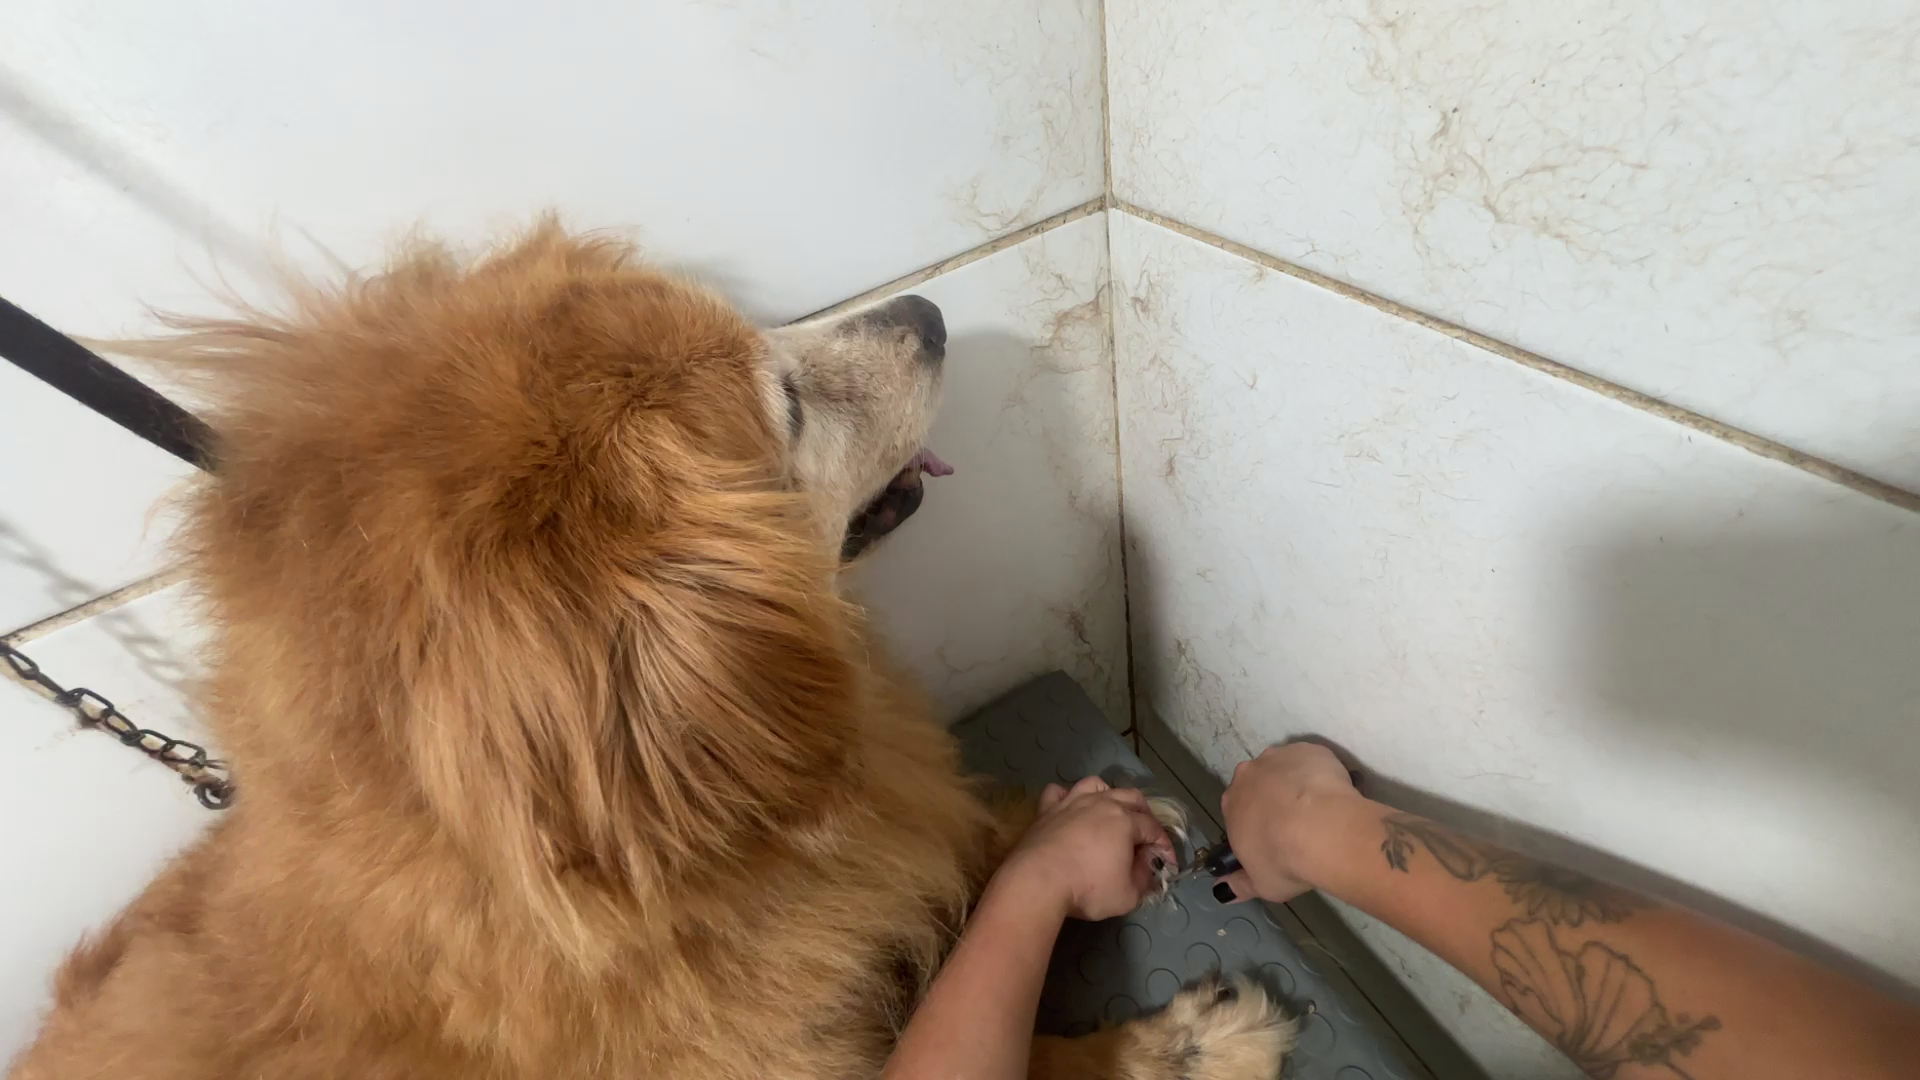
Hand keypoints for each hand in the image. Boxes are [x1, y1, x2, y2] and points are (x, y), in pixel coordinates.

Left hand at [994, 776, 1175, 921]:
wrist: (1039, 879)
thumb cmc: (1088, 888)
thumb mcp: (1128, 895)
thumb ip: (1143, 879)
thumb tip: (1146, 867)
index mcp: (1124, 821)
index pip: (1153, 828)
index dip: (1164, 845)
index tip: (1167, 863)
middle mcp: (1100, 803)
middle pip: (1130, 796)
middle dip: (1144, 813)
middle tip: (1146, 834)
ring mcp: (1071, 801)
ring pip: (1095, 784)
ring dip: (1108, 794)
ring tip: (1111, 812)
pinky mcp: (1047, 808)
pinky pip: (1058, 791)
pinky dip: (1066, 796)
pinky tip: (1069, 808)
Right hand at [1218, 743, 1363, 901]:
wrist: (1322, 831)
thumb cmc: (1285, 860)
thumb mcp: (1261, 884)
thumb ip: (1240, 884)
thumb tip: (1220, 891)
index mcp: (1232, 804)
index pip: (1240, 810)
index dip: (1258, 824)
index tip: (1276, 840)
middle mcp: (1248, 775)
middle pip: (1259, 785)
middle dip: (1274, 800)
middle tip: (1299, 825)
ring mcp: (1277, 758)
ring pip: (1285, 769)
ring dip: (1296, 785)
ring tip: (1320, 811)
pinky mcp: (1307, 750)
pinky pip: (1312, 761)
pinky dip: (1320, 774)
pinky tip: (1335, 796)